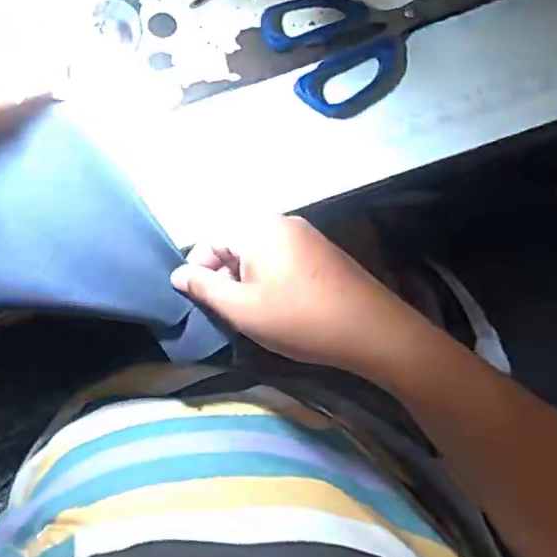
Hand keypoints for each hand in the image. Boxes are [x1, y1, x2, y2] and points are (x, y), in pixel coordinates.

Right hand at [170, 215, 448, 378]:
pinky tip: (281, 306)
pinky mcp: (323, 252)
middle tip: (231, 310)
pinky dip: (270, 278)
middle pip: (233, 243)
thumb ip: (203, 287)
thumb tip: (177, 274)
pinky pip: (280, 257)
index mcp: (257, 227)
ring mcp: (305, 234)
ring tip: (256, 311)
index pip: (209, 240)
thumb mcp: (241, 309)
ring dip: (247, 279)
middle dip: (224, 275)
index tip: (206, 302)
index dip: (200, 271)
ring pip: (256, 252)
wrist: (378, 334)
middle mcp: (280, 221)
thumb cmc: (300, 319)